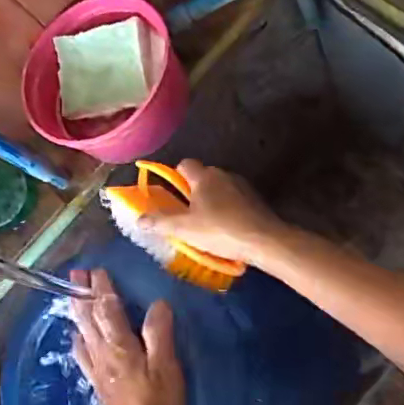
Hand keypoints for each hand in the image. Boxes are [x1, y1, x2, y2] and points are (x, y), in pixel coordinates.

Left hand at [69, 269, 185, 404]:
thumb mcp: (167, 368)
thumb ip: (160, 334)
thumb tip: (157, 304)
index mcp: (121, 347)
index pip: (108, 310)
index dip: (103, 289)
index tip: (97, 270)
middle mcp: (104, 355)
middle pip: (89, 319)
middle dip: (83, 296)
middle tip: (75, 275)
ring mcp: (98, 371)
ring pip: (83, 334)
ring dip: (77, 313)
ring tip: (73, 297)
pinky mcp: (99, 385)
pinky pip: (83, 354)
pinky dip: (78, 339)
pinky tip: (78, 338)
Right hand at [140, 159, 287, 266]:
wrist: (264, 240)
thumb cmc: (221, 230)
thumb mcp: (185, 229)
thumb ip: (160, 222)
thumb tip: (139, 218)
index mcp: (204, 176)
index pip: (184, 164)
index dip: (175, 176)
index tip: (173, 195)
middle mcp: (224, 174)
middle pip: (203, 176)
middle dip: (194, 191)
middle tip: (188, 214)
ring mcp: (242, 185)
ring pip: (220, 188)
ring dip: (213, 200)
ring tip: (208, 223)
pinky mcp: (256, 199)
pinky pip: (235, 199)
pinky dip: (229, 208)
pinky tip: (228, 227)